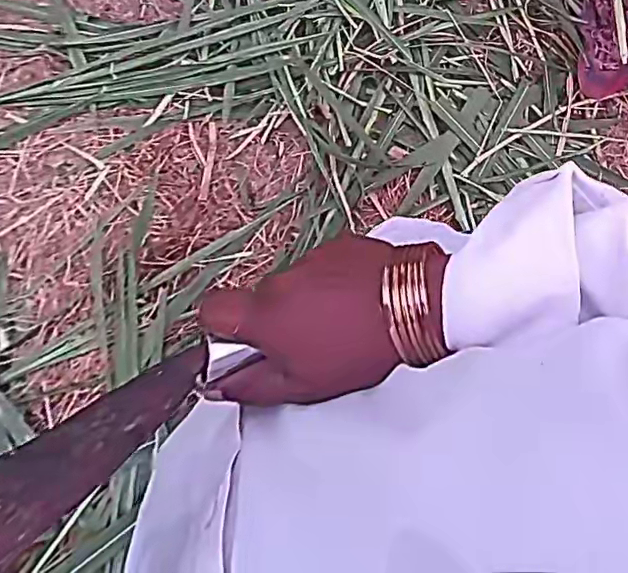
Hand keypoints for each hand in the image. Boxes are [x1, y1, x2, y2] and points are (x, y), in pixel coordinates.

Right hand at [197, 234, 445, 406]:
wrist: (415, 301)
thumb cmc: (360, 348)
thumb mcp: (304, 384)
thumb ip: (252, 385)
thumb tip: (220, 384)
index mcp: (265, 313)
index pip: (212, 309)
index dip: (219, 328)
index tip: (243, 344)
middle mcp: (282, 277)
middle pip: (259, 298)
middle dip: (274, 319)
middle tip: (305, 342)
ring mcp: (313, 256)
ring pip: (293, 282)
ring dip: (306, 300)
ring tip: (340, 321)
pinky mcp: (340, 243)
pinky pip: (322, 265)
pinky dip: (332, 280)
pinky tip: (356, 299)